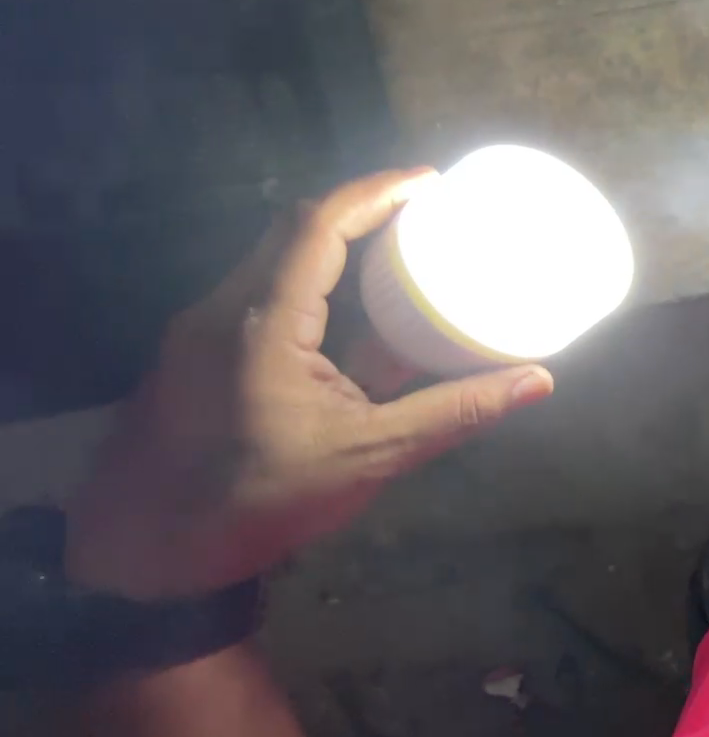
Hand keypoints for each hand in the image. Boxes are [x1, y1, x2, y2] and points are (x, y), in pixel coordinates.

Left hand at [65, 169, 554, 599]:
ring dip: (345, 247)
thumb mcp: (371, 454)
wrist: (142, 554)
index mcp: (261, 324)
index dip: (374, 193)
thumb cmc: (257, 499)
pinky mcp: (210, 353)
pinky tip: (370, 318)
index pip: (315, 228)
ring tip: (410, 251)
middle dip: (366, 210)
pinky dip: (329, 287)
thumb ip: (457, 411)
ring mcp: (210, 330)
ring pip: (281, 262)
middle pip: (294, 231)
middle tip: (431, 211)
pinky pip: (275, 296)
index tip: (432, 182)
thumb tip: (538, 380)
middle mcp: (226, 310)